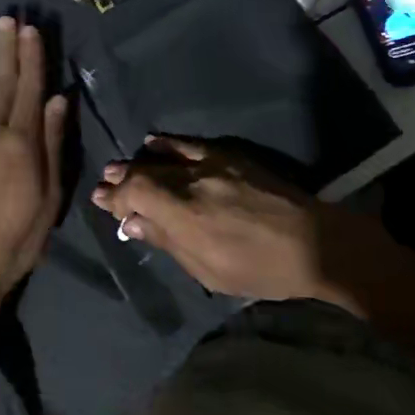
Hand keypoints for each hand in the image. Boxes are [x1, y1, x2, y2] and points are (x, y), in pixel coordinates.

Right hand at [89, 137, 384, 311]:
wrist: (312, 240)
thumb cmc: (259, 268)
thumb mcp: (209, 271)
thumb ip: (168, 242)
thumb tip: (133, 224)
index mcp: (186, 215)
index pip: (136, 193)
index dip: (116, 197)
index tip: (102, 201)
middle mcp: (194, 182)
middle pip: (145, 173)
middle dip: (120, 179)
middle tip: (103, 184)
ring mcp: (213, 164)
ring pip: (164, 156)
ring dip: (138, 161)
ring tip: (119, 166)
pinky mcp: (231, 155)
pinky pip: (191, 144)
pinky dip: (168, 143)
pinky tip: (152, 143)